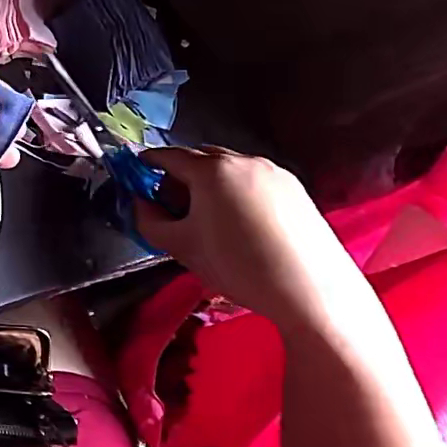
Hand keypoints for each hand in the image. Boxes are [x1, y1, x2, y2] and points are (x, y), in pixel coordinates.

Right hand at [134, 147, 396, 351]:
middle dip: (180, 173)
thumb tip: (139, 204)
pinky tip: (240, 221)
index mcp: (211, 170)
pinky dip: (237, 189)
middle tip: (171, 201)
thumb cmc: (237, 265)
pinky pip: (253, 179)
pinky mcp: (294, 187)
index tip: (138, 172)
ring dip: (210, 181)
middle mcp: (242, 160)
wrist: (309, 290)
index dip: (148, 163)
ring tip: (207, 214)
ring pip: (229, 167)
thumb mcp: (181, 247)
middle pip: (200, 157)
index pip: (169, 156)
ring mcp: (272, 171)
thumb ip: (149, 221)